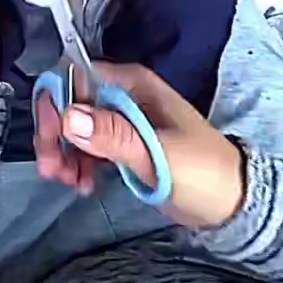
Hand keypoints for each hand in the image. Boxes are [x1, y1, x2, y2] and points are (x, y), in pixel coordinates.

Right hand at [32, 62, 245, 229]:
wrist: (233, 205)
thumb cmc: (201, 172)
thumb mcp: (156, 153)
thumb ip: (113, 134)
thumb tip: (69, 116)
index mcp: (132, 84)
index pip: (76, 78)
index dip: (56, 103)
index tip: (50, 138)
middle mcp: (124, 96)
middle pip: (70, 102)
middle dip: (55, 134)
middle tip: (51, 169)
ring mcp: (122, 121)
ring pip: (75, 126)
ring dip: (64, 152)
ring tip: (69, 183)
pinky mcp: (123, 144)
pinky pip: (88, 146)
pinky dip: (78, 163)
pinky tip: (83, 184)